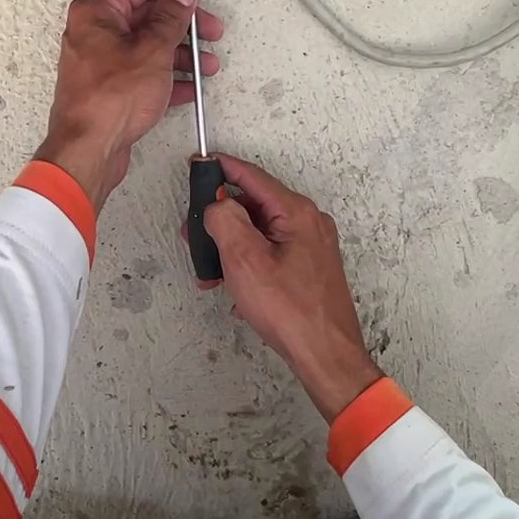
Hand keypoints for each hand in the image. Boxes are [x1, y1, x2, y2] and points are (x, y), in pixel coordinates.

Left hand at [34, 0, 223, 208]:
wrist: (88, 150)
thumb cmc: (108, 102)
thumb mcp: (152, 52)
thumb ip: (170, 18)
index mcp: (98, 13)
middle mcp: (94, 32)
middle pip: (146, 15)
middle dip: (183, 22)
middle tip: (210, 27)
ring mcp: (100, 60)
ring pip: (147, 45)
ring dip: (180, 52)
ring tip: (207, 64)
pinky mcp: (108, 86)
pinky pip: (142, 71)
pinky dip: (165, 76)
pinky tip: (188, 87)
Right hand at [201, 155, 381, 419]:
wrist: (325, 354)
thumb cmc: (289, 309)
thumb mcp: (244, 258)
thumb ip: (225, 219)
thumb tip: (217, 204)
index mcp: (295, 213)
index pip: (252, 176)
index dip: (221, 169)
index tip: (198, 164)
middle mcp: (308, 223)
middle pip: (254, 205)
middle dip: (220, 218)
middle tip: (193, 233)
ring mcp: (311, 247)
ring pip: (260, 233)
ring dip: (230, 247)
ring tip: (208, 272)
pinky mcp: (309, 269)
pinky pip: (270, 254)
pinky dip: (247, 264)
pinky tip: (234, 290)